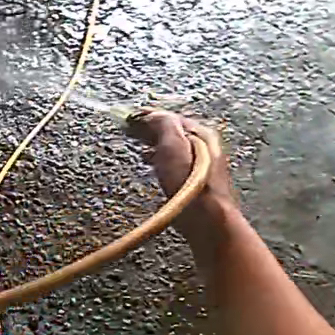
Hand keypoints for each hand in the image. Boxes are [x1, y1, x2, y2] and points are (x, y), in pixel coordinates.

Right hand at [131, 110, 236, 238]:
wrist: (205, 219)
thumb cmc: (190, 185)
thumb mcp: (173, 146)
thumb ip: (163, 124)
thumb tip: (152, 115)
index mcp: (202, 134)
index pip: (170, 117)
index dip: (148, 115)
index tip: (129, 117)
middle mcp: (205, 147)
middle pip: (174, 131)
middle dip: (151, 128)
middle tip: (131, 129)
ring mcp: (201, 165)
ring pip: (174, 146)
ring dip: (154, 143)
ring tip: (138, 145)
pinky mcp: (194, 182)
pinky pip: (174, 162)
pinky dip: (159, 158)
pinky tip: (151, 165)